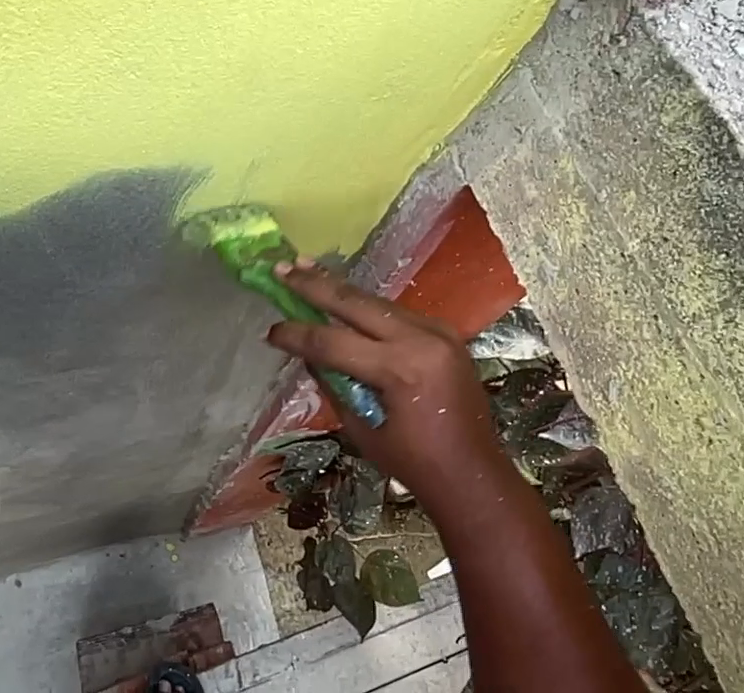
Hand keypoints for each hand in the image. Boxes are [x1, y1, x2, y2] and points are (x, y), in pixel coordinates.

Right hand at [265, 259, 502, 516]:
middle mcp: (421, 339)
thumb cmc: (413, 464)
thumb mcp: (360, 428)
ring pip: (375, 302)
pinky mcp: (445, 332)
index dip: (296, 335)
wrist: (474, 475)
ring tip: (305, 269)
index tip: (269, 331)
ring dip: (339, 289)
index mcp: (400, 369)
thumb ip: (333, 384)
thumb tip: (307, 353)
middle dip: (314, 285)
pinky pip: (396, 313)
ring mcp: (437, 331)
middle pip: (354, 303)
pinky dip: (365, 307)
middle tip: (282, 268)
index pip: (332, 342)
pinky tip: (342, 298)